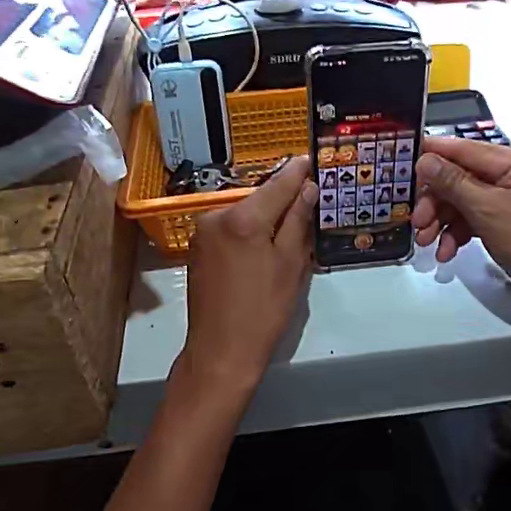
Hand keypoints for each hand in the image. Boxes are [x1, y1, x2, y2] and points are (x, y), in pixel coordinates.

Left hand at [172, 156, 316, 405]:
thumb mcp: (290, 264)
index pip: (278, 184)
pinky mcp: (198, 247)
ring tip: (291, 230)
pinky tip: (264, 246)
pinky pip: (230, 228)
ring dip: (266, 216)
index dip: (298, 172)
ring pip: (244, 213)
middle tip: (311, 200)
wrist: (220, 351)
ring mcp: (203, 232)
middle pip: (259, 197)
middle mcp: (217, 215)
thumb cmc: (262, 311)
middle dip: (284, 199)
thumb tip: (308, 188)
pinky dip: (249, 230)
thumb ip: (298, 221)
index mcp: (243, 218)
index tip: (312, 159)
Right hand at [412, 137, 510, 311]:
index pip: (461, 148)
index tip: (402, 164)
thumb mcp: (487, 210)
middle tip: (418, 222)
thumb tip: (426, 160)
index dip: (430, 155)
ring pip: (463, 200)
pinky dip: (459, 232)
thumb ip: (453, 182)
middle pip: (458, 177)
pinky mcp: (510, 219)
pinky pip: (475, 218)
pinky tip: (448, 250)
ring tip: (428, 242)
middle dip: (434, 200)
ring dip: (442, 220)